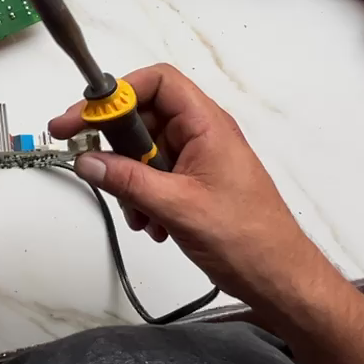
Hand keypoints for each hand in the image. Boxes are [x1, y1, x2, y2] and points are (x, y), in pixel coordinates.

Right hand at [48, 64, 332, 307]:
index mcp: (206, 124)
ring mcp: (197, 157)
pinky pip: (154, 175)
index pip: (157, 82)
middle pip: (143, 116)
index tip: (84, 116)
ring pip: (144, 150)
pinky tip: (150, 224)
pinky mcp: (194, 181)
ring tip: (135, 212)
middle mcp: (200, 133)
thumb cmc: (245, 239)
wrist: (281, 281)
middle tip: (82, 157)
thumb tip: (85, 160)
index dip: (118, 92)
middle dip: (114, 143)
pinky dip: (142, 196)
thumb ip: (127, 181)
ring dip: (128, 179)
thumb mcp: (178, 207)